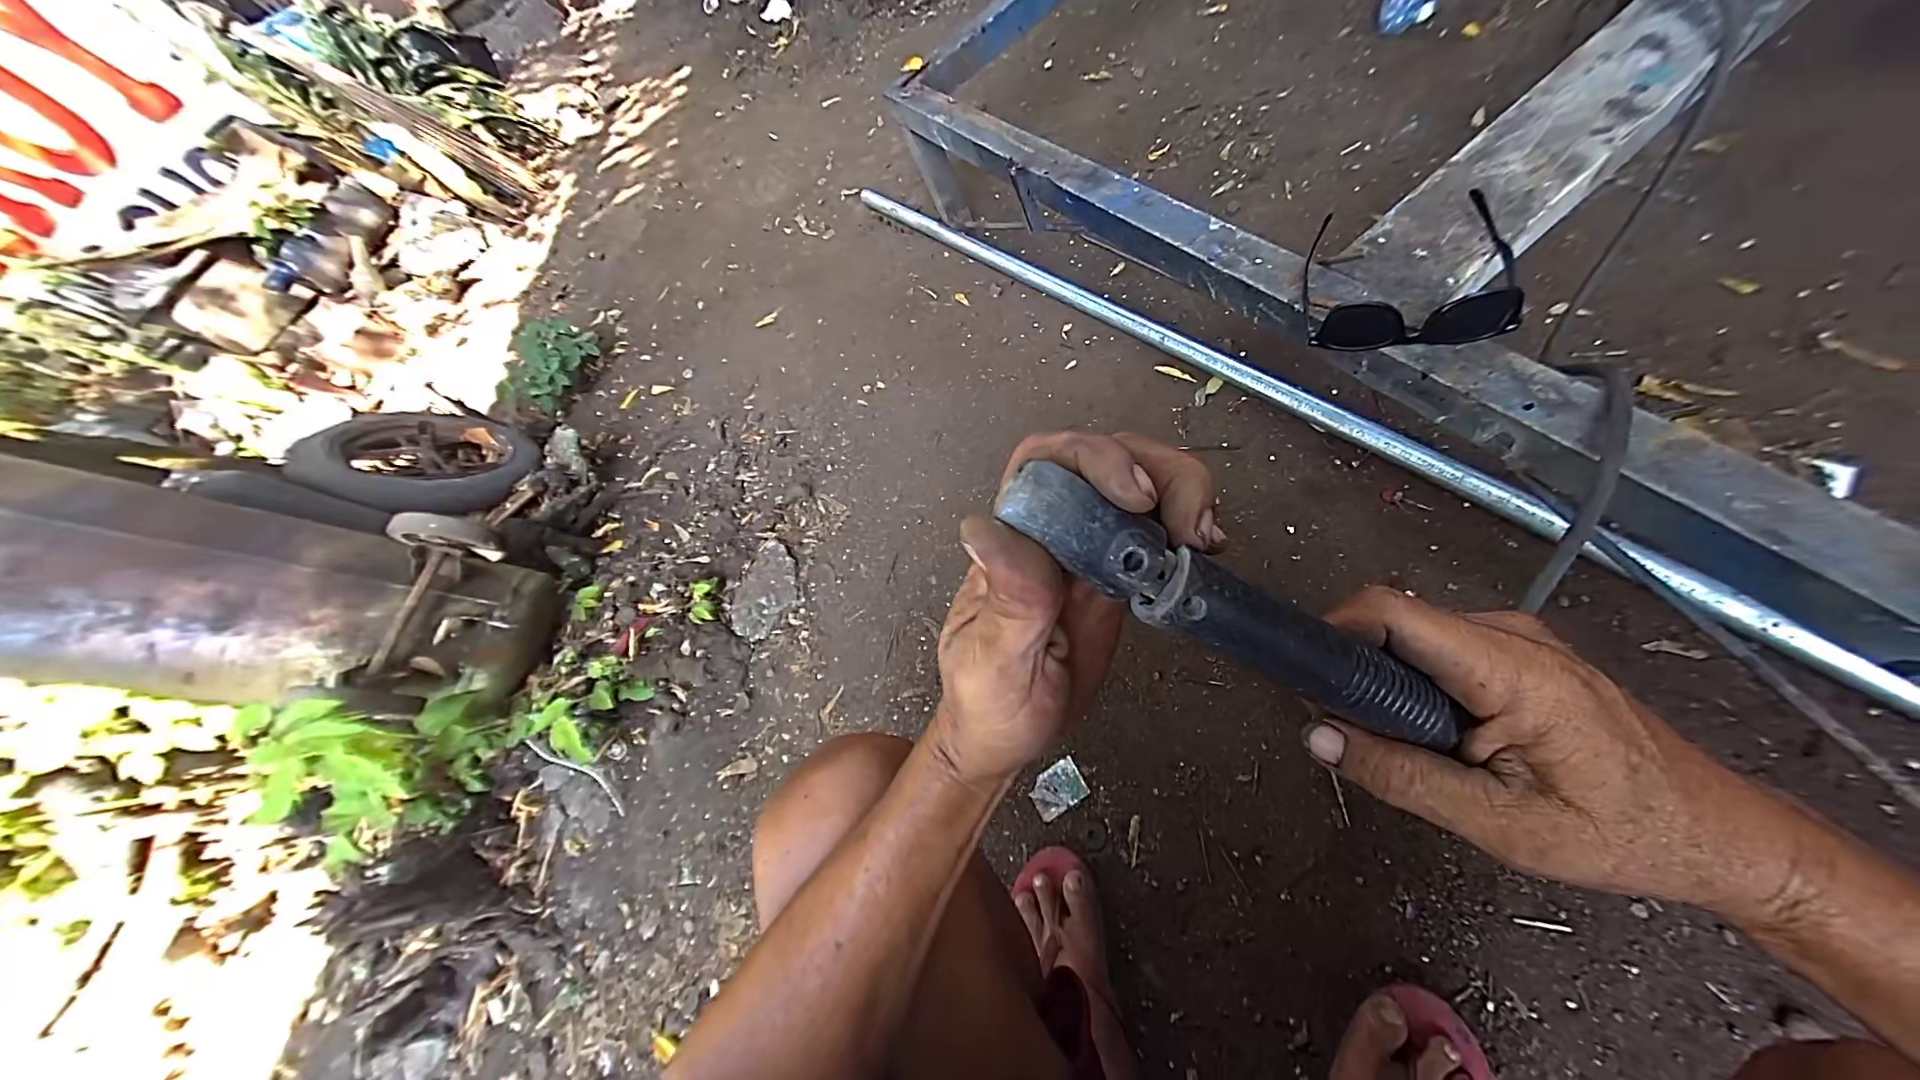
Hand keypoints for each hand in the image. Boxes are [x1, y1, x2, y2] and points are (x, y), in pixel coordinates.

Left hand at [930, 431, 1223, 787]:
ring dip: (1180, 488)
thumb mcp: (992, 660)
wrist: (1011, 734)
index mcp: (1011, 540)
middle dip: (1152, 468)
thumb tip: (985, 528)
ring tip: (1200, 534)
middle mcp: (1050, 533)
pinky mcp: (1119, 573)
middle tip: (1184, 519)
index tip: (1135, 496)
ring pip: (1135, 482)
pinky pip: (1157, 528)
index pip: (1044, 463)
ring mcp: (1087, 550)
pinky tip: (1204, 544)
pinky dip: (1188, 521)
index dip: (1093, 458)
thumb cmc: (988, 701)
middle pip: (1099, 459)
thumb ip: (1005, 599)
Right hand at [1307, 586, 1802, 914]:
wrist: (1721, 835)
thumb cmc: (1624, 834)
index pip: (1393, 611)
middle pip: (1393, 621)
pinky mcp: (1517, 651)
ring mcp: (1517, 638)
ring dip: (1385, 678)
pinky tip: (1435, 729)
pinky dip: (1413, 680)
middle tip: (1357, 729)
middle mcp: (1512, 635)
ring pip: (1411, 633)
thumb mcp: (1500, 824)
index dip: (1336, 630)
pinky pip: (1436, 646)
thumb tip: (1318, 736)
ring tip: (1403, 738)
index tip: (1310, 676)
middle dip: (1357, 668)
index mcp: (1514, 670)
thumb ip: (1400, 775)